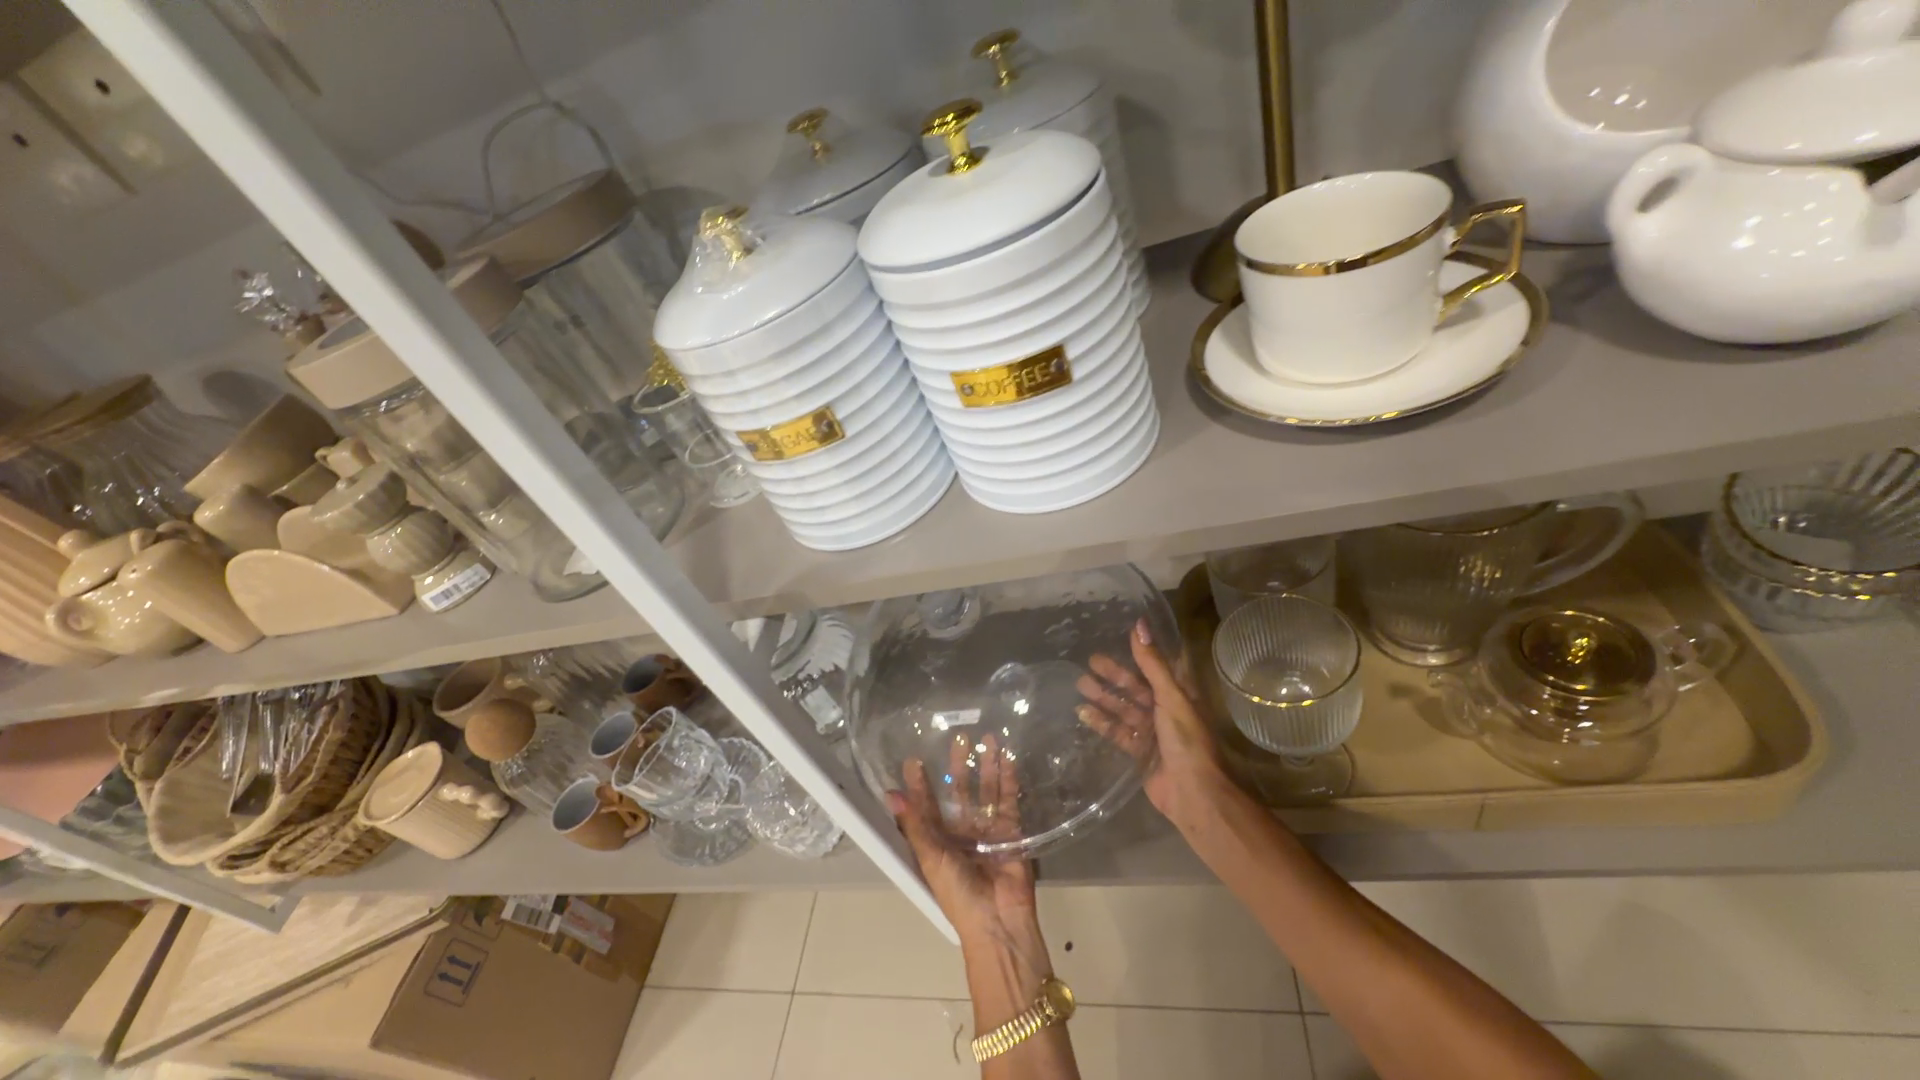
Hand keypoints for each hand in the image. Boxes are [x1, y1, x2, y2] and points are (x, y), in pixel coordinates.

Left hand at [886, 734, 1039, 949]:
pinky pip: (1009, 800)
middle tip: (959, 736)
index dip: (920, 784)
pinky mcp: (1012, 832)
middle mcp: (961, 832)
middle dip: (958, 765)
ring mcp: (988, 830)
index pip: (927, 805)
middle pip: (959, 791)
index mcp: (938, 840)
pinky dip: (1009, 779)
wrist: (997, 921)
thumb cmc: (957, 893)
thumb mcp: (931, 858)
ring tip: (988, 737)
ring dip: (986, 765)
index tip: (915, 759)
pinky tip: (1007, 757)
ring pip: (986, 790)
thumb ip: (915, 825)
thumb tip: (890, 794)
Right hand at [1075, 618, 1231, 824]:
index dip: (1139, 652)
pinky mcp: (1140, 752)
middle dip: (1114, 675)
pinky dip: (1102, 723)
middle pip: (1137, 687)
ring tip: (1079, 684)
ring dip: (1104, 697)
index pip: (1157, 666)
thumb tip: (1138, 625)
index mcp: (1181, 694)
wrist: (1193, 791)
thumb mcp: (1171, 697)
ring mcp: (1153, 732)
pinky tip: (1083, 713)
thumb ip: (1152, 664)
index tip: (1116, 637)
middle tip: (1089, 661)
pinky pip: (1118, 732)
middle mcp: (1167, 710)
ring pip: (1125, 709)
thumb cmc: (1186, 739)